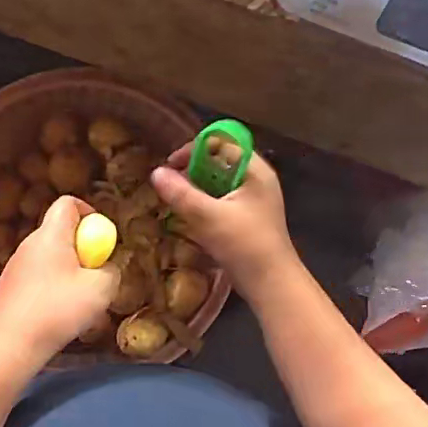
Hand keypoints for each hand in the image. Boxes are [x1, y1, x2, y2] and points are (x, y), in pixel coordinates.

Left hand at [0, 196, 121, 363]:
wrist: (12, 343)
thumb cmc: (58, 311)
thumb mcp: (102, 289)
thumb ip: (111, 270)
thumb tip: (107, 267)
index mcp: (50, 235)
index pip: (68, 202)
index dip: (90, 213)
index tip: (101, 240)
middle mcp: (29, 243)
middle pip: (61, 231)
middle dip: (82, 249)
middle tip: (94, 275)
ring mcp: (16, 264)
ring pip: (50, 256)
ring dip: (68, 270)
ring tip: (76, 300)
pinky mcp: (9, 285)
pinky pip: (38, 275)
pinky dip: (51, 287)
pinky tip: (55, 313)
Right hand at [150, 146, 296, 294]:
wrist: (272, 284)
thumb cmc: (244, 246)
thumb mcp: (208, 217)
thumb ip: (180, 193)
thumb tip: (155, 173)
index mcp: (254, 170)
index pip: (221, 142)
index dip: (194, 149)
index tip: (171, 167)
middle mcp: (256, 179)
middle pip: (219, 160)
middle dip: (192, 170)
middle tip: (171, 187)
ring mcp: (254, 199)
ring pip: (219, 181)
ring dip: (196, 188)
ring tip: (178, 203)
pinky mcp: (248, 217)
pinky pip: (222, 199)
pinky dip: (205, 203)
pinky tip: (192, 218)